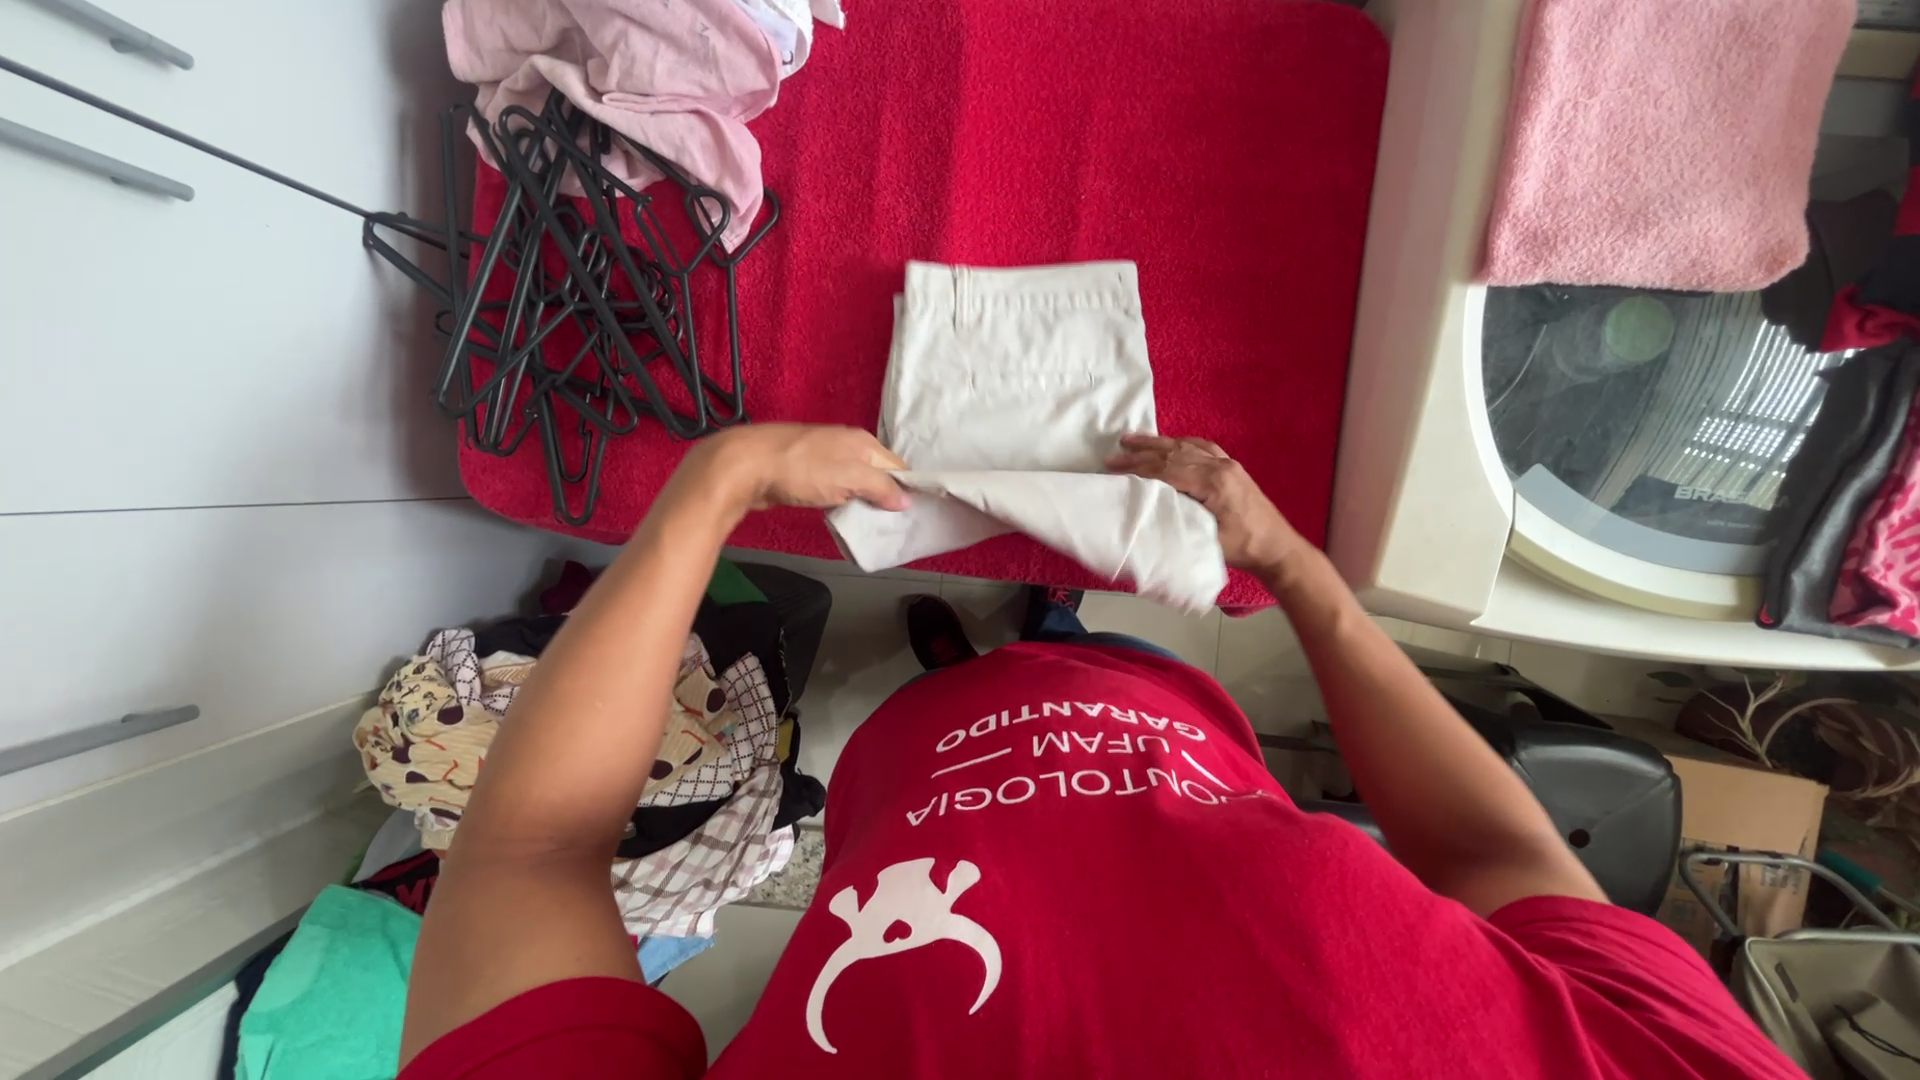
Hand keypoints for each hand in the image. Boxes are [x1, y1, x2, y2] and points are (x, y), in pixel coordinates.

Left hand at [686, 423, 910, 511]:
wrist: (745, 466)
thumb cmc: (802, 470)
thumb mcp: (850, 478)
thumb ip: (880, 487)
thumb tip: (905, 499)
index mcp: (862, 441)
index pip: (897, 466)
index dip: (906, 489)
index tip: (911, 515)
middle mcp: (846, 444)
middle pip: (876, 473)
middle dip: (884, 496)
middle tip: (890, 524)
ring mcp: (823, 456)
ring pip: (854, 481)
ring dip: (861, 501)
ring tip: (867, 523)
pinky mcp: (804, 471)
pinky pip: (833, 488)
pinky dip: (840, 501)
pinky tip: (838, 515)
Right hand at [1106, 434, 1304, 572]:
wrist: (1277, 548)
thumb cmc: (1243, 548)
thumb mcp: (1207, 538)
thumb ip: (1179, 519)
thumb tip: (1147, 510)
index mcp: (1213, 482)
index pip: (1167, 469)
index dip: (1137, 468)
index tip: (1113, 469)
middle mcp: (1220, 466)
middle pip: (1172, 453)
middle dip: (1140, 454)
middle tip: (1113, 456)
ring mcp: (1227, 464)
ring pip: (1185, 447)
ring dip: (1156, 444)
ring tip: (1130, 440)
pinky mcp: (1232, 468)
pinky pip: (1202, 448)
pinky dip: (1181, 443)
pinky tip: (1170, 443)